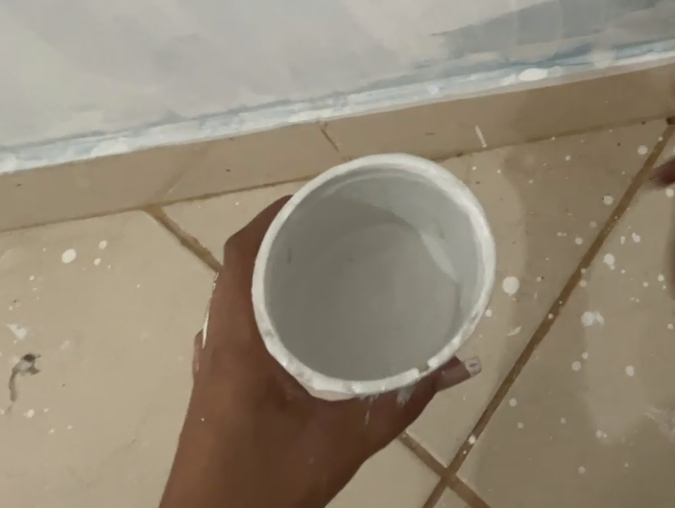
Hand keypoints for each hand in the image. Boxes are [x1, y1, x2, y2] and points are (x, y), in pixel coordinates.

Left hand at [161, 197, 476, 507]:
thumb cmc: (268, 483)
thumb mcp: (345, 440)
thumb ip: (403, 399)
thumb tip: (460, 364)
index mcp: (239, 340)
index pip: (241, 255)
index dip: (273, 216)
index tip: (317, 196)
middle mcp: (219, 342)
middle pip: (237, 266)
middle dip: (281, 235)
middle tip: (333, 220)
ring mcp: (213, 364)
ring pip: (234, 294)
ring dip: (270, 267)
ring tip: (322, 254)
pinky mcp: (216, 385)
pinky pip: (236, 320)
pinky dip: (264, 300)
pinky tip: (302, 315)